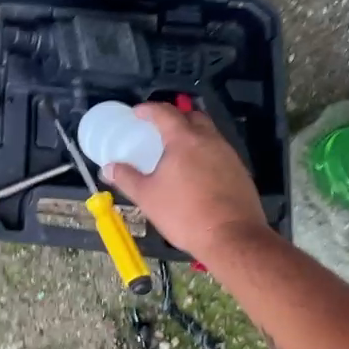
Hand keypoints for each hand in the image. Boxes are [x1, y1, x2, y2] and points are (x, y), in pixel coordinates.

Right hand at [103, 102, 272, 255]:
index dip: (149, 109)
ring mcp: (229, 155)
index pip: (165, 112)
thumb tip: (108, 168)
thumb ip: (126, 178)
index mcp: (184, 140)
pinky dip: (205, 153)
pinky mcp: (241, 172)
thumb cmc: (185, 213)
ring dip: (192, 135)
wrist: (233, 239)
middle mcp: (209, 140)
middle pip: (192, 116)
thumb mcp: (147, 197)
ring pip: (209, 134)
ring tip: (177, 152)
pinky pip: (219, 152)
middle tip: (160, 129)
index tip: (137, 113)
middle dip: (175, 117)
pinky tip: (197, 173)